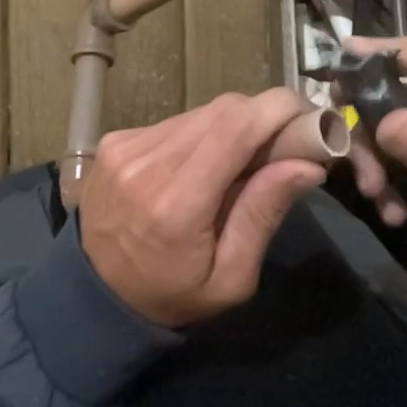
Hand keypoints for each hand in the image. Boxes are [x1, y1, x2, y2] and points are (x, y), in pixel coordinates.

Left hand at [81, 89, 328, 326]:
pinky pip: (174, 122)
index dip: (279, 110)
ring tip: (244, 160)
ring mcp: (125, 147)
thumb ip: (262, 215)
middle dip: (264, 117)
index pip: (235, 127)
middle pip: (222, 110)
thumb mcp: (230, 278)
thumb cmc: (170, 295)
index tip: (312, 117)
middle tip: (288, 144)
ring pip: (199, 112)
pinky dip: (200, 134)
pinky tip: (202, 164)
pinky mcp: (114, 141)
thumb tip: (307, 163)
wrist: (94, 296)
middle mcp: (146, 163)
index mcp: (176, 203)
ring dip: (232, 126)